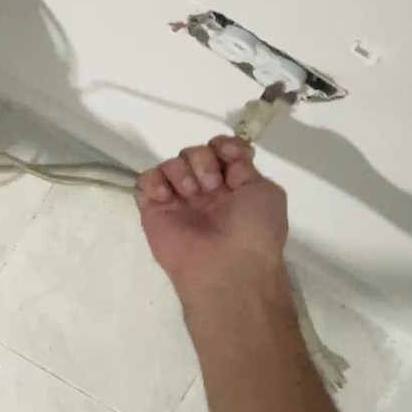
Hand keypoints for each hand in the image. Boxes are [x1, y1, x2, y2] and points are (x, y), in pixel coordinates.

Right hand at [136, 135, 287, 307]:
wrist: (226, 264)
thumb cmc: (253, 229)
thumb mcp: (265, 190)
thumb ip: (243, 164)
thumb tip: (222, 152)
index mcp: (231, 185)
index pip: (220, 150)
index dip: (222, 146)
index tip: (228, 156)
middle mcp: (203, 189)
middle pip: (193, 152)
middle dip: (203, 162)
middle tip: (211, 187)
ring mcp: (177, 199)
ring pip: (170, 163)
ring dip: (182, 171)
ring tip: (191, 194)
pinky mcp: (153, 209)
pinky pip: (145, 180)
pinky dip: (154, 181)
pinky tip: (167, 197)